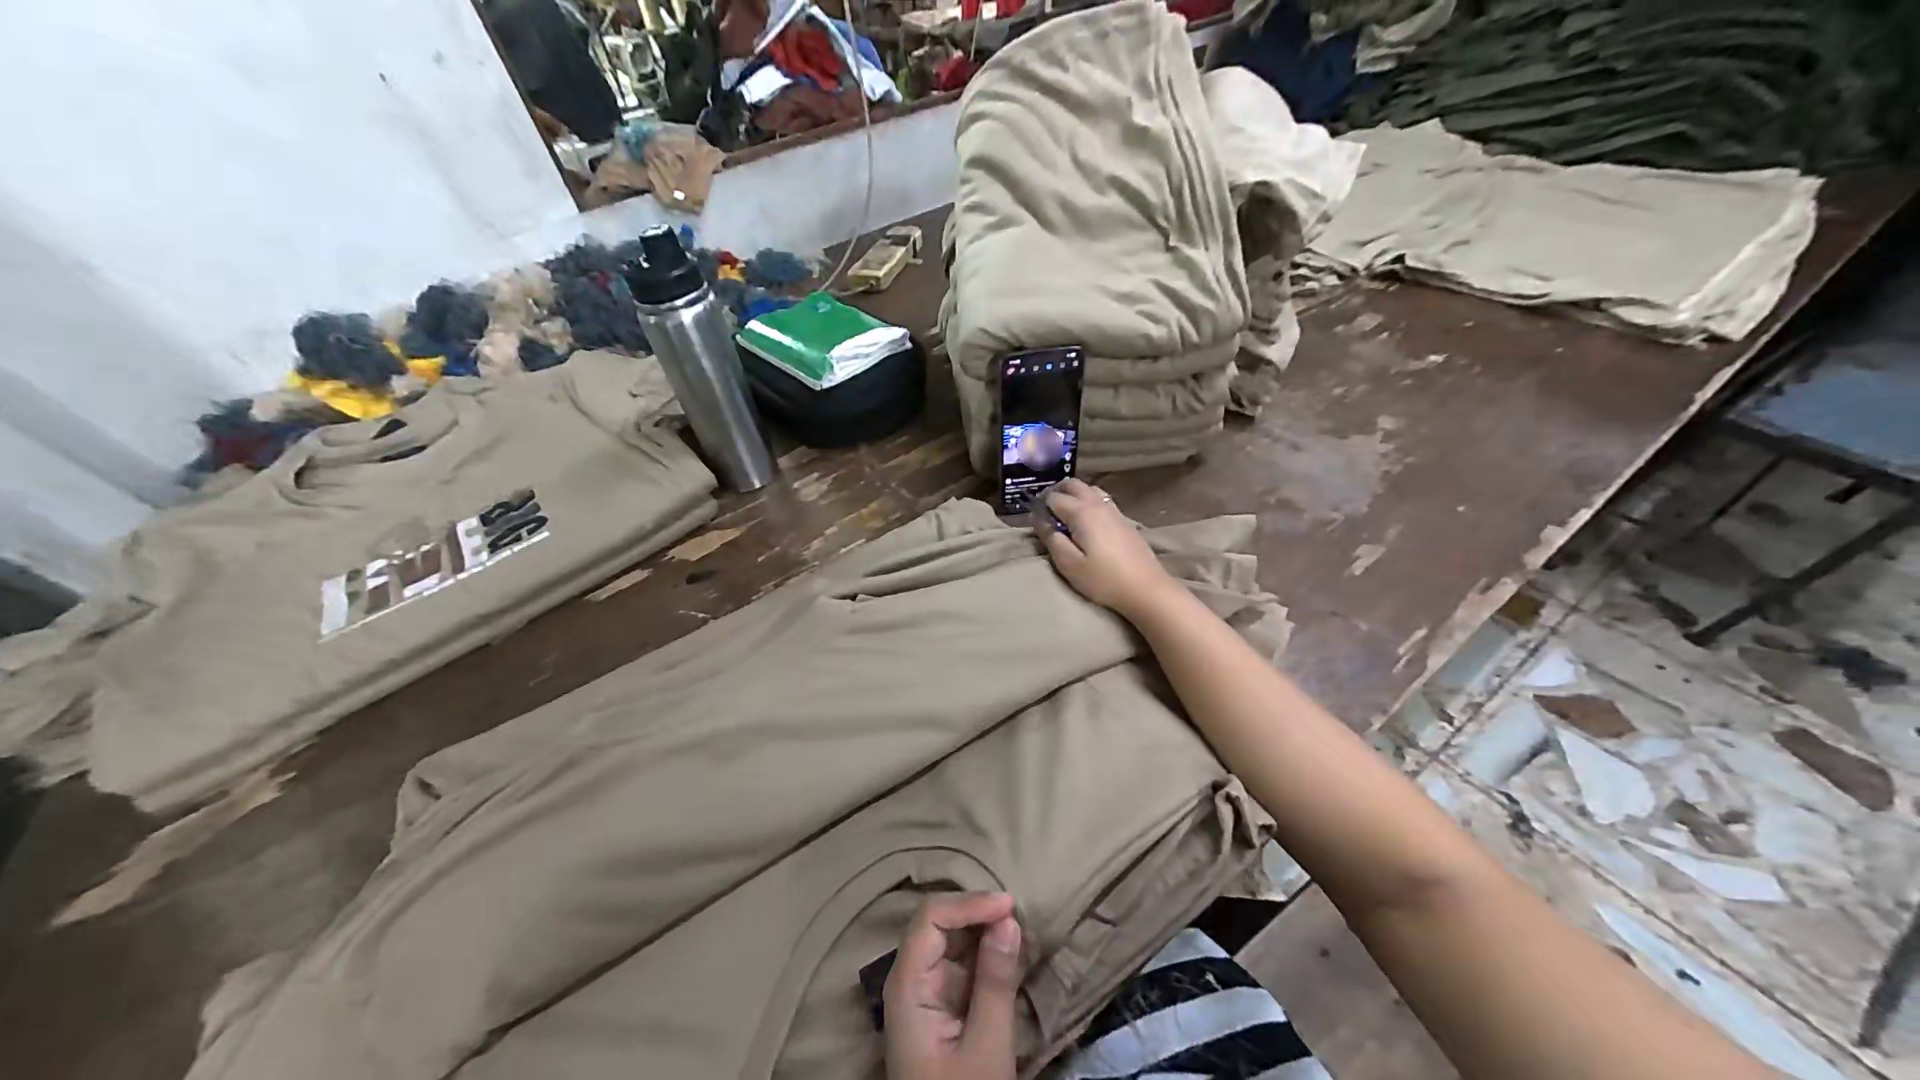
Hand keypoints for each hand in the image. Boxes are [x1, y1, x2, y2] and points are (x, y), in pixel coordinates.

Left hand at [884, 892, 1022, 1079]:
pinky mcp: (944, 1006)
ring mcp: (927, 991)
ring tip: (1021, 932)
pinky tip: (1011, 954)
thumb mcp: (986, 1048)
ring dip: (986, 931)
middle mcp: (912, 978)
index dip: (968, 903)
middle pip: (940, 924)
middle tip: (1021, 917)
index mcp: (907, 984)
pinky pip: (964, 964)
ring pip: (954, 941)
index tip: (1010, 905)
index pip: (931, 918)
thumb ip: (996, 982)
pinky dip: (988, 954)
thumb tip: (1009, 919)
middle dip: (979, 913)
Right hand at [1041, 479, 1180, 619]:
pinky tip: (1087, 519)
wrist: (1146, 588)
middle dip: (1056, 492)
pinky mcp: (1124, 519)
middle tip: (1047, 511)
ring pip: (1089, 489)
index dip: (1041, 505)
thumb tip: (1037, 519)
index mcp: (1081, 512)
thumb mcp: (1069, 564)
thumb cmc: (1103, 579)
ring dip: (1074, 494)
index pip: (1053, 497)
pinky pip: (1101, 499)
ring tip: (1066, 513)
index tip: (1035, 519)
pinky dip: (1088, 500)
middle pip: (1073, 484)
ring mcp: (1114, 510)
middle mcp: (1097, 504)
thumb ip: (1051, 538)